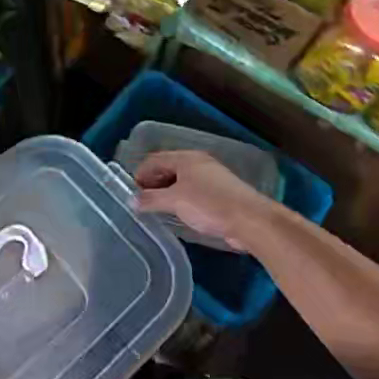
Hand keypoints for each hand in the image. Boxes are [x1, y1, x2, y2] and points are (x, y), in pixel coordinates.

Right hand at [134, 150, 285, 251]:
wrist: (249, 219)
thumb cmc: (209, 204)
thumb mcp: (175, 201)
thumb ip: (151, 199)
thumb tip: (132, 200)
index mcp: (187, 158)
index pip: (155, 160)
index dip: (139, 174)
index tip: (129, 193)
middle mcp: (198, 164)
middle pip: (167, 169)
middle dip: (151, 184)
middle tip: (139, 204)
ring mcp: (210, 179)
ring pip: (180, 183)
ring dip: (165, 194)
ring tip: (153, 211)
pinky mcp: (218, 195)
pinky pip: (191, 194)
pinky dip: (180, 201)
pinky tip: (175, 215)